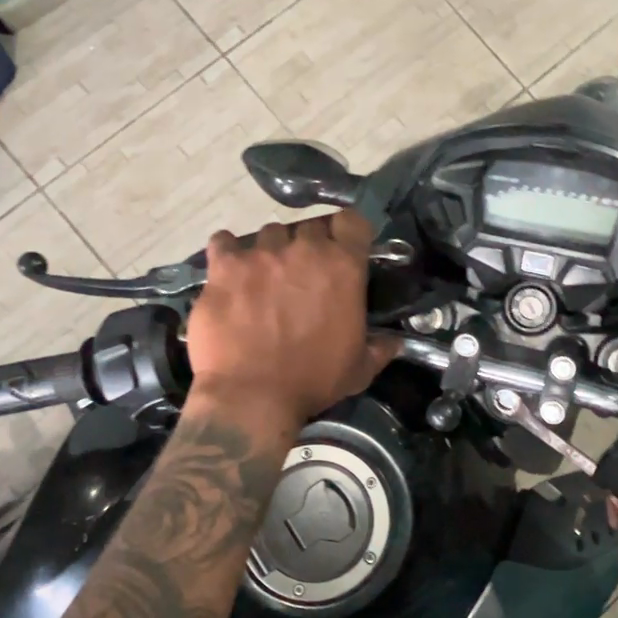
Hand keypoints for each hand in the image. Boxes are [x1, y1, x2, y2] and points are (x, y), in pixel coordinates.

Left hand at [186, 211, 398, 423]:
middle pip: (307, 228)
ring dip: (270, 252)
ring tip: (263, 277)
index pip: (352, 221)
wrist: (253, 396)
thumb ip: (379, 348)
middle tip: (302, 274)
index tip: (343, 248)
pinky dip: (228, 253)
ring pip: (267, 234)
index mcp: (343, 267)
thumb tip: (394, 343)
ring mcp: (260, 255)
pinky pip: (223, 243)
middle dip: (307, 247)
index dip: (347, 233)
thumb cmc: (313, 382)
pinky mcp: (223, 267)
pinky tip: (229, 272)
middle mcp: (303, 250)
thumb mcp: (359, 369)